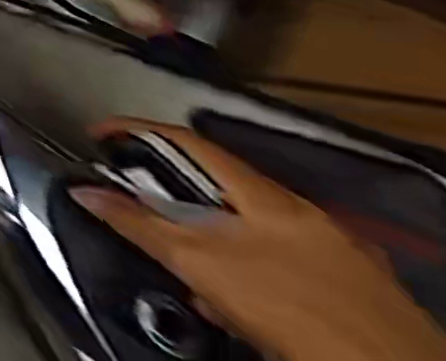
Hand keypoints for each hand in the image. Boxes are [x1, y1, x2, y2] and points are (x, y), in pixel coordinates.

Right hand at [72, 119, 445, 360]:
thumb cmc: (299, 314)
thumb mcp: (201, 265)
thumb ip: (139, 225)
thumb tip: (87, 192)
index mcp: (268, 198)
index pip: (188, 142)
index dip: (136, 131)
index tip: (100, 134)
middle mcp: (305, 215)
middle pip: (217, 185)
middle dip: (172, 197)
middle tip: (138, 208)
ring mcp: (338, 254)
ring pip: (248, 228)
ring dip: (208, 240)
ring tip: (189, 272)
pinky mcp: (357, 293)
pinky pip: (280, 263)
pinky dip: (246, 271)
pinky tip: (239, 304)